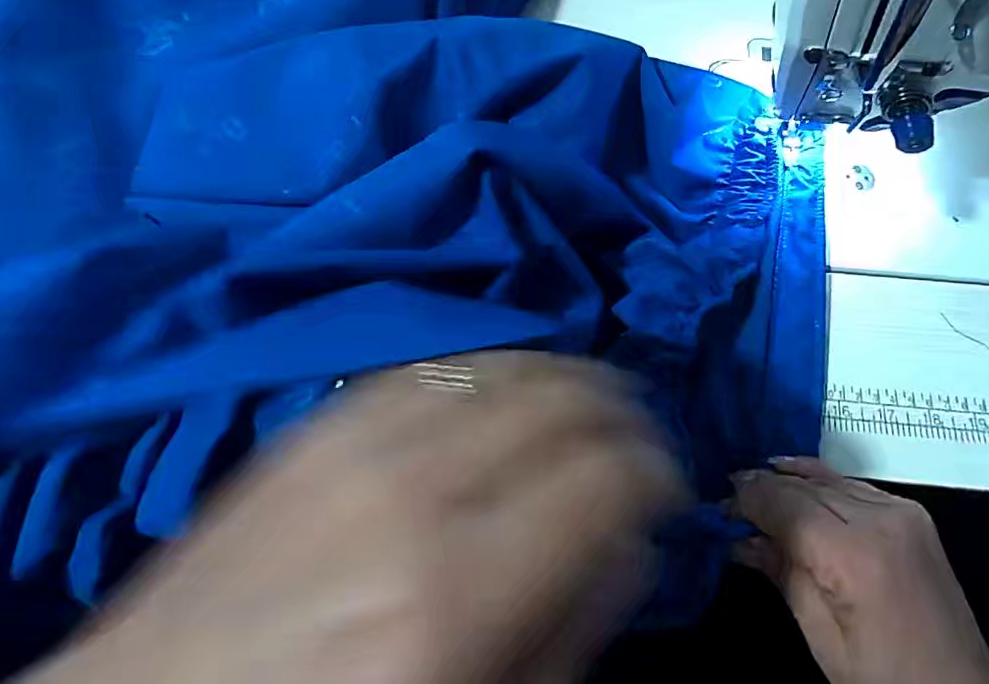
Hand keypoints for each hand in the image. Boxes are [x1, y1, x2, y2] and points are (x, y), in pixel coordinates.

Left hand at [25, 353, 685, 683]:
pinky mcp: (321, 420)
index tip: (667, 478)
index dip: (654, 466)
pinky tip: (509, 378)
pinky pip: (433, 362)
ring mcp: (361, 439)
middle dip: (618, 406)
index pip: (603, 476)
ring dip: (562, 371)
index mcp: (458, 589)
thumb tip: (629, 537)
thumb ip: (568, 625)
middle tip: (637, 428)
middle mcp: (417, 489)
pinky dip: (489, 363)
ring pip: (502, 363)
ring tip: (589, 391)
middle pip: (558, 400)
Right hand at [731, 457, 988, 683]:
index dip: (750, 500)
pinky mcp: (909, 509)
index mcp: (856, 555)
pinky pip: (851, 484)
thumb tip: (741, 538)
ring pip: (828, 477)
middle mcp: (880, 518)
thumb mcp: (823, 639)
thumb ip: (782, 574)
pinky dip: (819, 481)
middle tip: (729, 492)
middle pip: (805, 487)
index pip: (787, 506)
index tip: (721, 504)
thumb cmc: (884, 679)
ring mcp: (899, 508)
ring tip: (754, 480)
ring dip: (789, 478)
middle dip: (764, 487)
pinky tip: (795, 480)